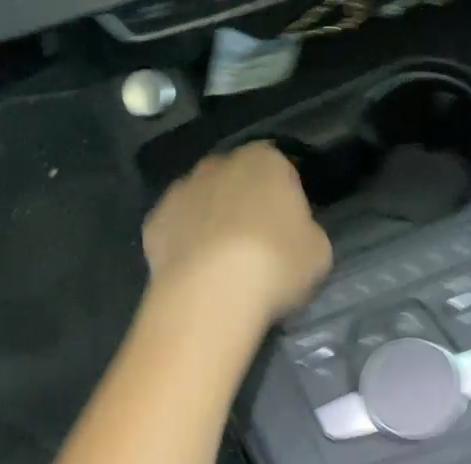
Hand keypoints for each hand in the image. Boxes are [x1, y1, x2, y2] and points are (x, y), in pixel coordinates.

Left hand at [143, 142, 332, 320]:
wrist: (211, 295)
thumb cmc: (275, 265)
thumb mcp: (318, 252)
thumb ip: (306, 232)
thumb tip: (293, 235)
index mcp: (265, 160)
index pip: (281, 172)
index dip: (285, 203)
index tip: (288, 233)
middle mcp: (217, 164)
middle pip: (235, 182)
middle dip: (243, 207)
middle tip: (254, 250)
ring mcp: (179, 192)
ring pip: (201, 204)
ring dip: (209, 225)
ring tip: (220, 267)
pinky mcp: (152, 224)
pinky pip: (174, 231)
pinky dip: (182, 247)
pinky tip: (193, 275)